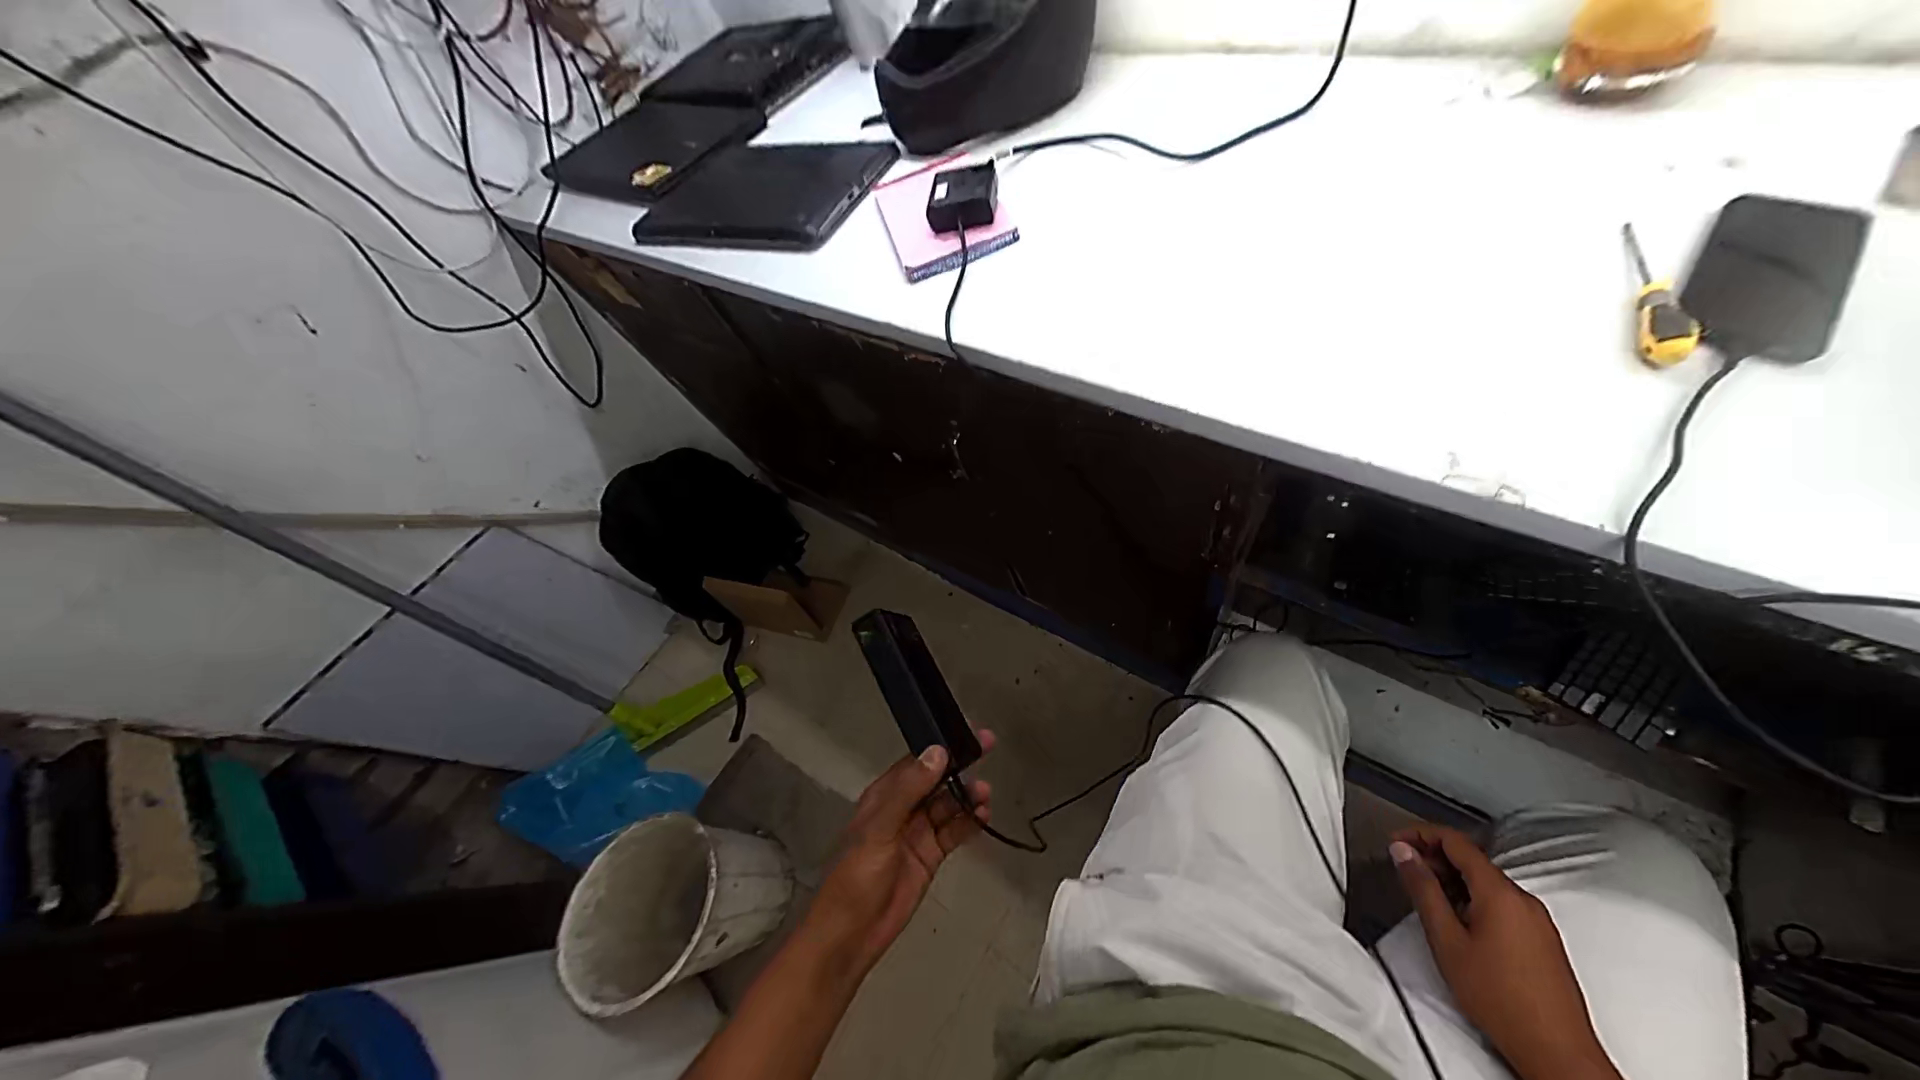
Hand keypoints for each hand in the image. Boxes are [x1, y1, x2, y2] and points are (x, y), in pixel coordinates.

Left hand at [806, 734, 995, 974]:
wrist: (852, 934)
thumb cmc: (856, 877)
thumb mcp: (879, 828)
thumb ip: (909, 790)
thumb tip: (936, 753)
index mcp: (884, 796)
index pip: (917, 762)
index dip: (941, 747)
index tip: (966, 734)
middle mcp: (902, 809)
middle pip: (937, 780)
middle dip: (961, 766)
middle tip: (987, 748)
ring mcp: (917, 833)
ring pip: (948, 805)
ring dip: (968, 796)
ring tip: (986, 793)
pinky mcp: (930, 856)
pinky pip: (954, 832)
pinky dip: (969, 823)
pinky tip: (983, 817)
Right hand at [1391, 825, 1622, 1079]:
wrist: (1555, 1052)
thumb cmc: (1502, 1001)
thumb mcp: (1445, 938)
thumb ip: (1422, 888)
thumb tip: (1404, 853)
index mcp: (1501, 894)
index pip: (1456, 841)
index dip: (1420, 833)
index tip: (1398, 839)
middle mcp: (1525, 901)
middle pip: (1472, 860)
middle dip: (1434, 857)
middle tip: (1405, 868)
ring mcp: (1538, 921)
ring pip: (1487, 883)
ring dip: (1452, 880)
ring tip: (1426, 898)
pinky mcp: (1542, 940)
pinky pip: (1502, 903)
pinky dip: (1473, 899)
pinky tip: (1457, 922)